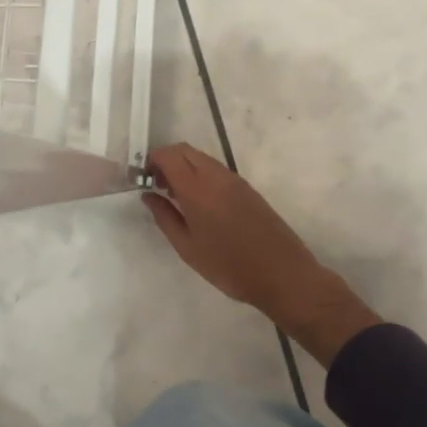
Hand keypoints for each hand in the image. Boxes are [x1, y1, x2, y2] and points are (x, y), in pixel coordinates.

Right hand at [143, 143, 380, 364]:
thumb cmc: (229, 266)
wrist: (283, 276)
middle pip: (184, 150)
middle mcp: (216, 176)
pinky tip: (200, 203)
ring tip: (177, 197)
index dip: (151, 161)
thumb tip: (148, 195)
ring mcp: (235, 180)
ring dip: (184, 167)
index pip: (168, 155)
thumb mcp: (188, 248)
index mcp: (197, 189)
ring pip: (201, 158)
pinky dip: (200, 174)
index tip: (143, 179)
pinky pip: (216, 169)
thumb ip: (164, 217)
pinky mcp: (248, 188)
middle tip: (158, 186)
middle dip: (166, 160)